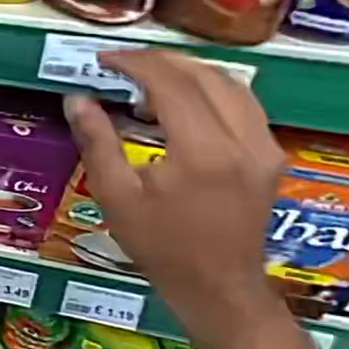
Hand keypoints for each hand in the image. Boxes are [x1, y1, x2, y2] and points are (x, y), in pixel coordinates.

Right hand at [63, 49, 286, 332]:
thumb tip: (77, 99)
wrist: (218, 288)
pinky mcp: (271, 154)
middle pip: (205, 75)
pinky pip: (243, 103)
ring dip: (188, 71)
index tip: (103, 60)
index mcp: (202, 151)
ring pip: (230, 83)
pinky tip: (184, 100)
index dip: (134, 64)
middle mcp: (243, 140)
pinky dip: (211, 89)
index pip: (170, 84)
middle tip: (123, 63)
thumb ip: (96, 141)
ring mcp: (265, 147)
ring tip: (149, 77)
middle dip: (160, 61)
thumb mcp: (116, 196)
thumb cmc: (161, 247)